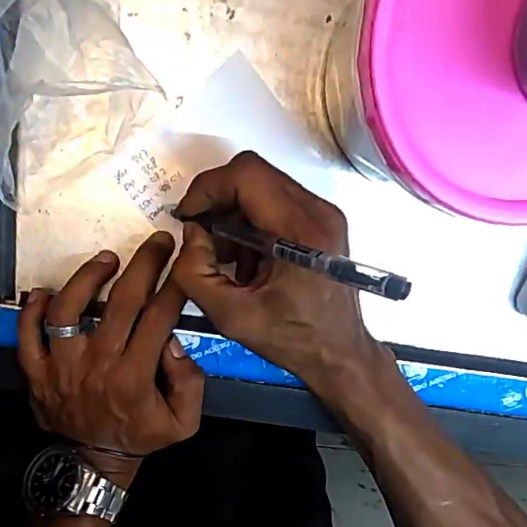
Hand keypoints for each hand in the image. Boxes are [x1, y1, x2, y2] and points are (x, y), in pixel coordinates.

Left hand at [18, 232, 204, 482]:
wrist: (93, 461)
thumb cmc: (139, 437)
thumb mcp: (183, 421)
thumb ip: (189, 382)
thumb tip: (174, 340)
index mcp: (134, 375)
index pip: (158, 317)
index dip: (174, 283)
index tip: (183, 258)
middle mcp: (96, 364)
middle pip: (120, 302)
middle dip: (144, 265)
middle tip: (157, 241)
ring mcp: (60, 366)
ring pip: (67, 310)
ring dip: (86, 278)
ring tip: (106, 260)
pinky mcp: (35, 372)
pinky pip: (26, 335)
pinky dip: (30, 310)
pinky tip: (45, 291)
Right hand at [170, 152, 387, 386]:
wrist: (339, 352)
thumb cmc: (292, 339)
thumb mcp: (229, 316)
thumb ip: (195, 273)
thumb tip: (190, 234)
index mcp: (300, 232)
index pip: (246, 176)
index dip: (206, 189)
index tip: (187, 217)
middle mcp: (317, 212)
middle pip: (253, 174)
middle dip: (216, 200)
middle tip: (199, 237)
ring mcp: (322, 214)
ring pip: (261, 186)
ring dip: (231, 214)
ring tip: (224, 257)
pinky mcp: (319, 222)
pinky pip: (273, 203)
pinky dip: (248, 224)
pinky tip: (245, 261)